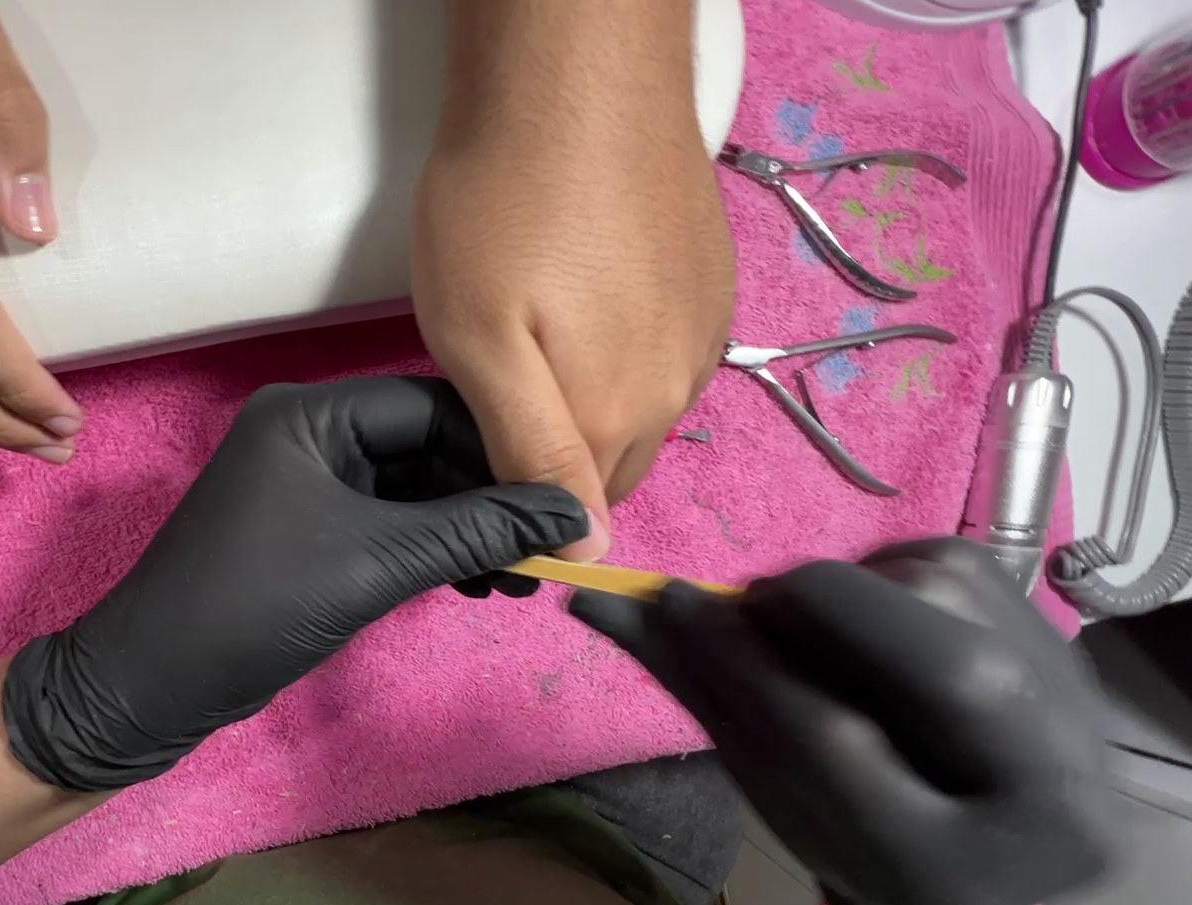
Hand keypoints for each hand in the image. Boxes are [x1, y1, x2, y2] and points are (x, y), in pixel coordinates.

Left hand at [3, 377, 589, 791]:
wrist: (156, 682)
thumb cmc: (258, 606)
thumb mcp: (376, 561)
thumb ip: (476, 530)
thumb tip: (574, 516)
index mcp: (311, 412)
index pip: (433, 407)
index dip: (502, 451)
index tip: (562, 499)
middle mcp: (309, 430)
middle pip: (425, 447)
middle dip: (486, 499)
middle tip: (543, 552)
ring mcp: (308, 480)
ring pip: (411, 488)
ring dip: (463, 529)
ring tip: (512, 578)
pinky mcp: (310, 525)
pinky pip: (387, 519)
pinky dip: (429, 547)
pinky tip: (470, 581)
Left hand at [414, 0, 735, 559]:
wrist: (574, 71)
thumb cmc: (502, 210)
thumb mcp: (486, 348)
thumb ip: (536, 454)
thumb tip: (584, 547)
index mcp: (620, 416)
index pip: (580, 511)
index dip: (528, 501)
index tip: (482, 453)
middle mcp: (678, 389)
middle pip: (608, 466)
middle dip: (555, 458)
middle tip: (495, 394)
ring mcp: (702, 332)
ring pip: (635, 413)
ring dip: (588, 408)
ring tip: (535, 346)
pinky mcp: (709, 284)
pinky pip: (660, 359)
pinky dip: (620, 360)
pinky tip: (584, 308)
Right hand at [572, 537, 1119, 904]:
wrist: (968, 843)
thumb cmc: (835, 824)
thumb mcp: (753, 773)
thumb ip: (684, 685)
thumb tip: (589, 599)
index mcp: (948, 871)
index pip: (829, 743)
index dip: (739, 662)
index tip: (668, 602)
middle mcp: (1055, 805)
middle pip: (944, 669)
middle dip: (820, 606)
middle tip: (756, 601)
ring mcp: (1082, 724)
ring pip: (953, 597)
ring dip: (851, 589)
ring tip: (814, 624)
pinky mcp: (1074, 658)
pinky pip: (965, 566)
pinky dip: (887, 571)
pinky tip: (869, 615)